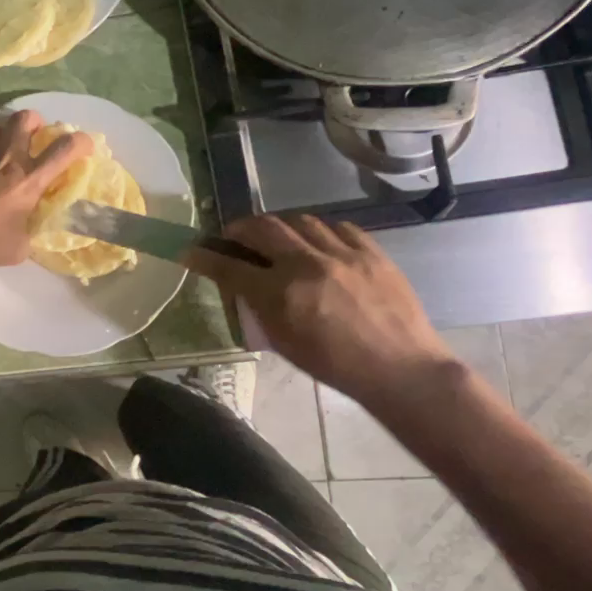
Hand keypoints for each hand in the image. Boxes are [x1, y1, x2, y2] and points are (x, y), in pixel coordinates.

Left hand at [0, 110, 91, 274]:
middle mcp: (7, 161)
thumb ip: (34, 226)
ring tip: (6, 140)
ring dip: (5, 127)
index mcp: (29, 180)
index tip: (84, 146)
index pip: (64, 149)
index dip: (80, 142)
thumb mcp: (23, 243)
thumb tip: (34, 222)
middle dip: (36, 121)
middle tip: (36, 134)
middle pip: (25, 119)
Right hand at [186, 215, 459, 403]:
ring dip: (281, 227)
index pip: (229, 266)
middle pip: (262, 228)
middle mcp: (306, 265)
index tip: (191, 250)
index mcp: (280, 295)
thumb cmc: (335, 365)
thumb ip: (260, 307)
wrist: (400, 369)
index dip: (205, 256)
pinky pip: (338, 227)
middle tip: (233, 237)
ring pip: (300, 221)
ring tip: (277, 238)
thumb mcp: (284, 341)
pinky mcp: (372, 252)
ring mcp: (342, 254)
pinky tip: (319, 244)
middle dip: (240, 229)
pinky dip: (320, 232)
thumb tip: (244, 285)